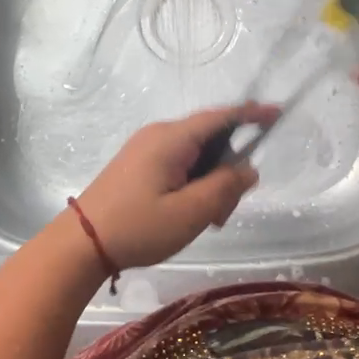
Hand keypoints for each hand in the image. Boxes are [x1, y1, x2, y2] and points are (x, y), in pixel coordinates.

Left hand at [74, 104, 277, 269]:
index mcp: (172, 139)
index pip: (220, 116)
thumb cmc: (137, 227)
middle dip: (227, 171)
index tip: (277, 115)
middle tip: (225, 213)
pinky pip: (178, 166)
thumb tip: (248, 169)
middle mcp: (159, 135)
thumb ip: (224, 187)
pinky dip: (193, 186)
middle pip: (210, 139)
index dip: (251, 114)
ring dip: (210, 184)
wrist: (81, 243)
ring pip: (195, 156)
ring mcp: (145, 149)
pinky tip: (190, 215)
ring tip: (207, 221)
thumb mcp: (190, 213)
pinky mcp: (138, 166)